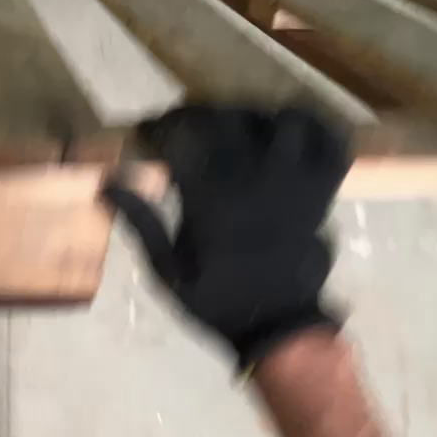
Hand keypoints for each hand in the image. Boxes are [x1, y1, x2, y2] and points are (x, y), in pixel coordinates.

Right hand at [103, 104, 349, 370]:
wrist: (276, 323)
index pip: (182, 139)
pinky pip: (330, 138)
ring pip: (280, 120)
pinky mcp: (324, 188)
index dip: (159, 127)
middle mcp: (255, 181)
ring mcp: (296, 181)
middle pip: (227, 119)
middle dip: (197, 114)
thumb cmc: (213, 299)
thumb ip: (140, 222)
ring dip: (253, 116)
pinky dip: (312, 125)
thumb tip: (107, 183)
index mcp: (210, 201)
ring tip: (233, 127)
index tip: (146, 132)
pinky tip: (285, 130)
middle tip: (182, 125)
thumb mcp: (165, 270)